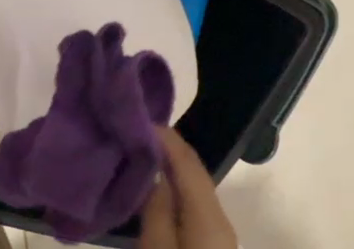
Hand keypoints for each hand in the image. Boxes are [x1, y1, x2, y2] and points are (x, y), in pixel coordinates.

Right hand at [138, 126, 237, 248]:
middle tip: (133, 129)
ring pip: (194, 184)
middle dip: (168, 146)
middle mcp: (220, 218)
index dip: (165, 136)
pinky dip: (175, 183)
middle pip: (195, 171)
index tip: (136, 116)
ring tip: (139, 149)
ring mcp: (219, 231)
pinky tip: (156, 181)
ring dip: (171, 163)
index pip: (188, 162)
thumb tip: (155, 173)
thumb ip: (156, 210)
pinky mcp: (212, 242)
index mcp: (209, 217)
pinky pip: (193, 201)